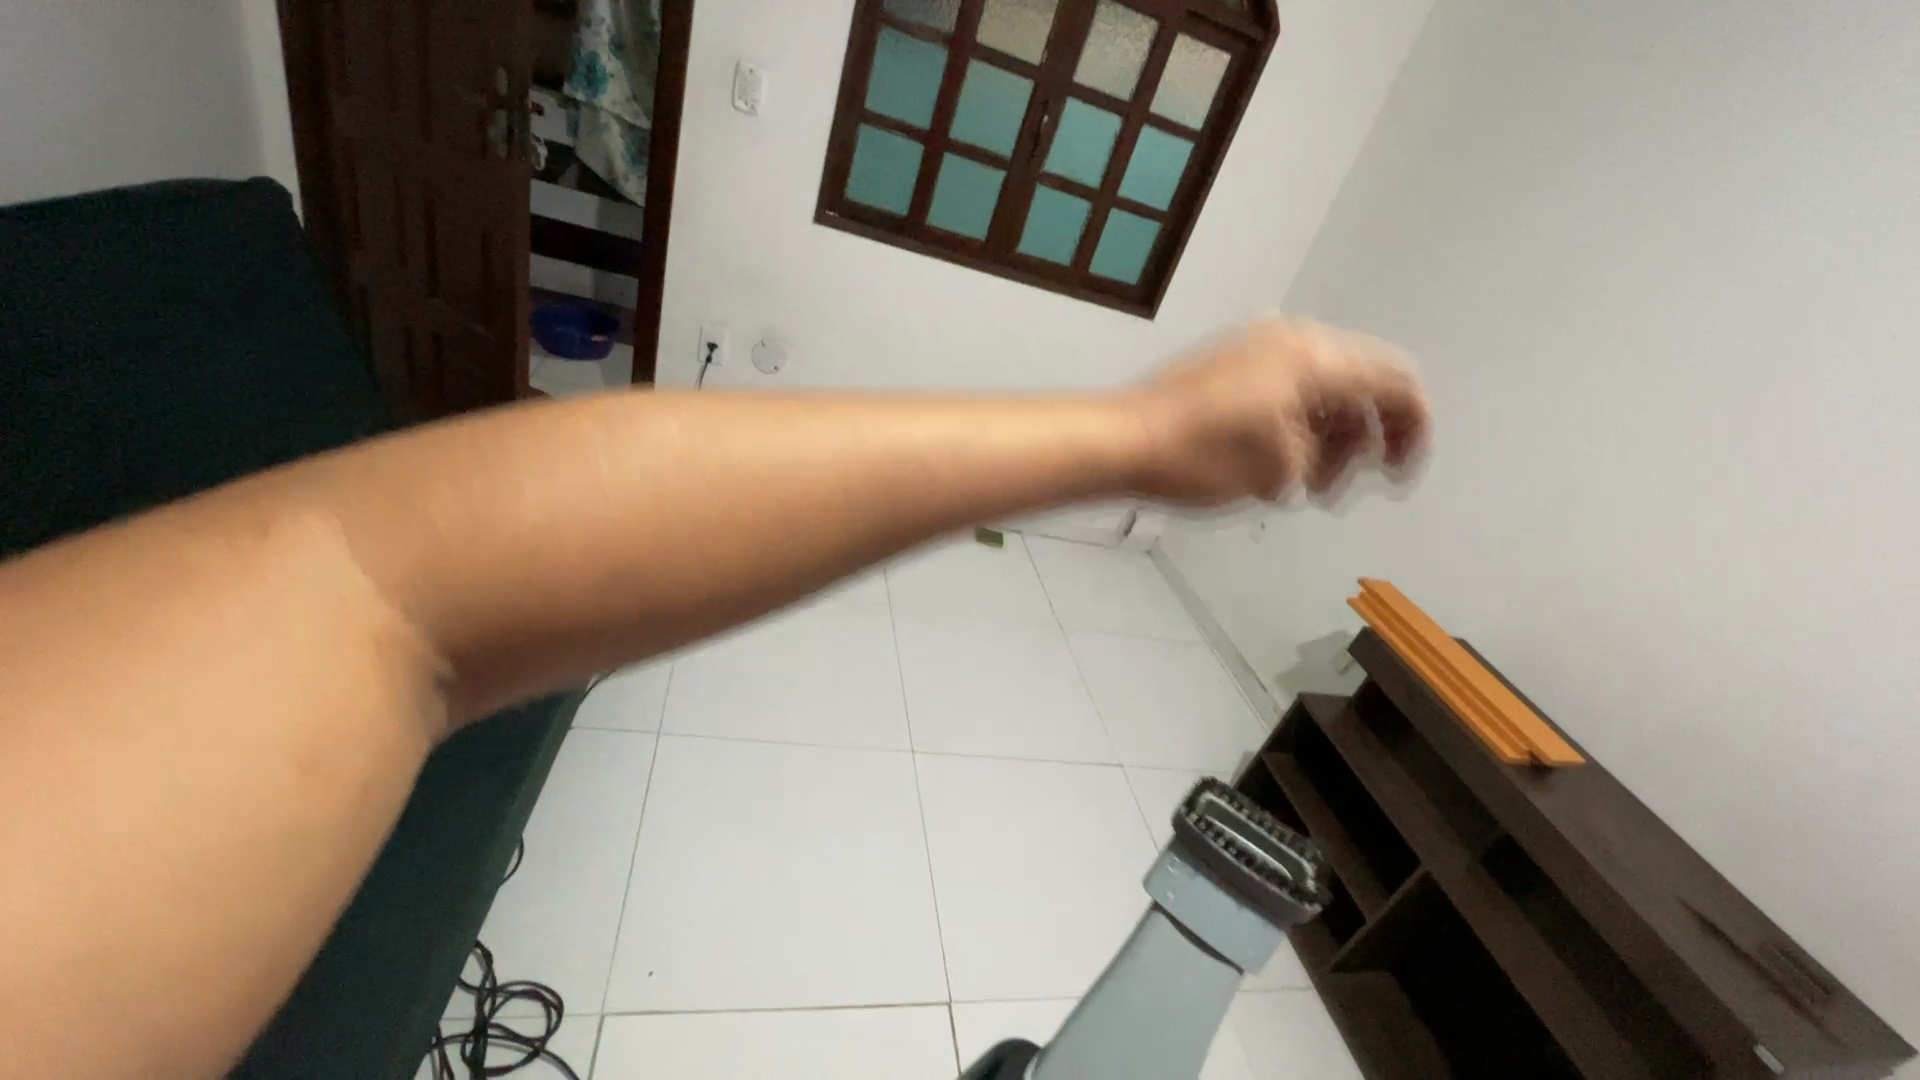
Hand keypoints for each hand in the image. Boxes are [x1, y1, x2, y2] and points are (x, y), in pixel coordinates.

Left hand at [1125, 317, 1431, 504]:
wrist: (1120, 441)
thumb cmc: (1199, 458)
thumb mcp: (1281, 465)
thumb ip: (1336, 449)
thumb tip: (1341, 446)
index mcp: (1315, 355)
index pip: (1396, 382)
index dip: (1413, 430)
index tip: (1400, 476)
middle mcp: (1291, 338)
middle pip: (1358, 385)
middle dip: (1360, 441)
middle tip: (1334, 491)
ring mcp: (1254, 345)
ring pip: (1318, 389)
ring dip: (1325, 438)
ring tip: (1300, 486)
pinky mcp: (1227, 362)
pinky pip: (1282, 388)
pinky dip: (1292, 424)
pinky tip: (1272, 466)